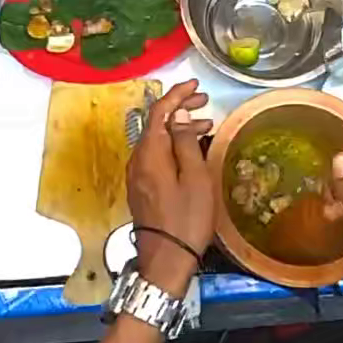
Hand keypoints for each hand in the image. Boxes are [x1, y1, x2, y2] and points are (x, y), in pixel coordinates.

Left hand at [126, 79, 213, 296]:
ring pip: (156, 139)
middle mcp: (138, 159)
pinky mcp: (141, 187)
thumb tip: (178, 115)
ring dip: (178, 128)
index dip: (176, 94)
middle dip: (179, 108)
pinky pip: (155, 155)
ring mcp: (137, 174)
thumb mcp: (194, 177)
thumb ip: (184, 142)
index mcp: (150, 152)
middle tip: (204, 102)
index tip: (195, 85)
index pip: (159, 111)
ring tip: (206, 126)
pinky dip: (172, 145)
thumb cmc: (186, 218)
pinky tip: (190, 150)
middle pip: (156, 123)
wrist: (166, 257)